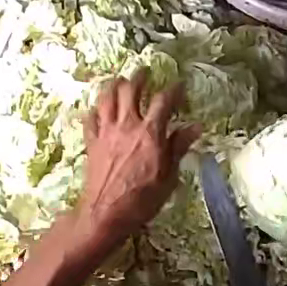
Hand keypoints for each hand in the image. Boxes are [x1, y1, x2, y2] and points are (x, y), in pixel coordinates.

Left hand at [74, 70, 200, 252]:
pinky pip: (91, 118)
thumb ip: (178, 147)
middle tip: (145, 72)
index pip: (163, 100)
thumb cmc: (143, 199)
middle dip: (139, 77)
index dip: (173, 90)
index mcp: (150, 132)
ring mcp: (106, 132)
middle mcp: (127, 125)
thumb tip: (195, 127)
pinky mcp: (91, 142)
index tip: (179, 86)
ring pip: (107, 97)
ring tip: (121, 80)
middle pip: (130, 90)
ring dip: (115, 85)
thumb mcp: (169, 176)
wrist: (106, 213)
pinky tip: (100, 108)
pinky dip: (96, 109)